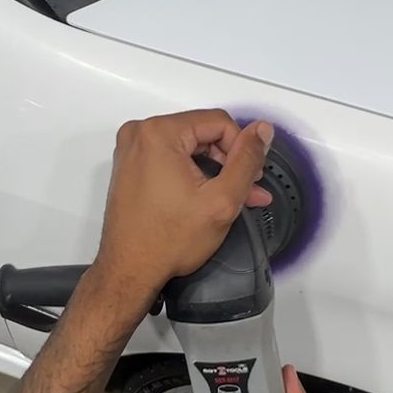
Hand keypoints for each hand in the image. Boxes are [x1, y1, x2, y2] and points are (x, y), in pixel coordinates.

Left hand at [92, 110, 272, 300]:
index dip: (242, 149)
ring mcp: (131, 151)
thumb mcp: (222, 199)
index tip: (251, 177)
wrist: (130, 270)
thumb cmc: (167, 241)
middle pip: (202, 133)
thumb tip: (263, 131)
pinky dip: (192, 174)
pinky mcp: (130, 167)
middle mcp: (139, 134)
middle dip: (229, 161)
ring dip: (214, 170)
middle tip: (247, 189)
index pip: (218, 122)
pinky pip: (170, 159)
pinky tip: (210, 196)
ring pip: (188, 148)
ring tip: (234, 197)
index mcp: (159, 133)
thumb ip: (247, 160)